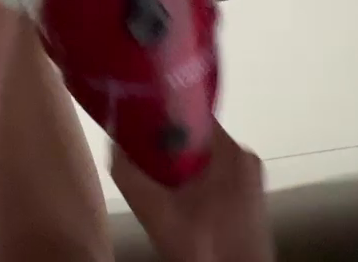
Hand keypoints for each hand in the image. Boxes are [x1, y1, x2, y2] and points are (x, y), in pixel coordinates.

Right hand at [112, 128, 271, 261]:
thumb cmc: (206, 251)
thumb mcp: (157, 213)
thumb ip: (128, 174)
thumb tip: (112, 144)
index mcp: (231, 151)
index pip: (187, 110)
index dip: (156, 112)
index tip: (133, 120)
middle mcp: (242, 157)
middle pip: (189, 133)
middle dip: (161, 144)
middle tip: (138, 156)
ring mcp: (246, 178)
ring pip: (196, 155)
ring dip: (172, 165)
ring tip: (152, 179)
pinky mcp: (243, 197)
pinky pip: (206, 173)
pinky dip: (185, 180)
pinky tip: (171, 198)